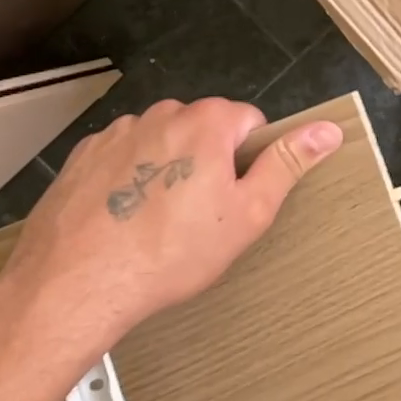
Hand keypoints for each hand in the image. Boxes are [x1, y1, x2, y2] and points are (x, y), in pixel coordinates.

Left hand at [0, 97, 343, 356]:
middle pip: (204, 130)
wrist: (72, 287)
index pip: (249, 122)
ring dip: (167, 169)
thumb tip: (328, 129)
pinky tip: (121, 220)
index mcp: (209, 121)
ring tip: (155, 223)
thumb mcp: (247, 214)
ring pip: (163, 144)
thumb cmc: (171, 253)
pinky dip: (128, 179)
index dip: (247, 162)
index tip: (231, 200)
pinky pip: (123, 157)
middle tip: (198, 218)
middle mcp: (164, 113)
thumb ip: (287, 163)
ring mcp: (119, 131)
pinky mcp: (83, 155)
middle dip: (207, 163)